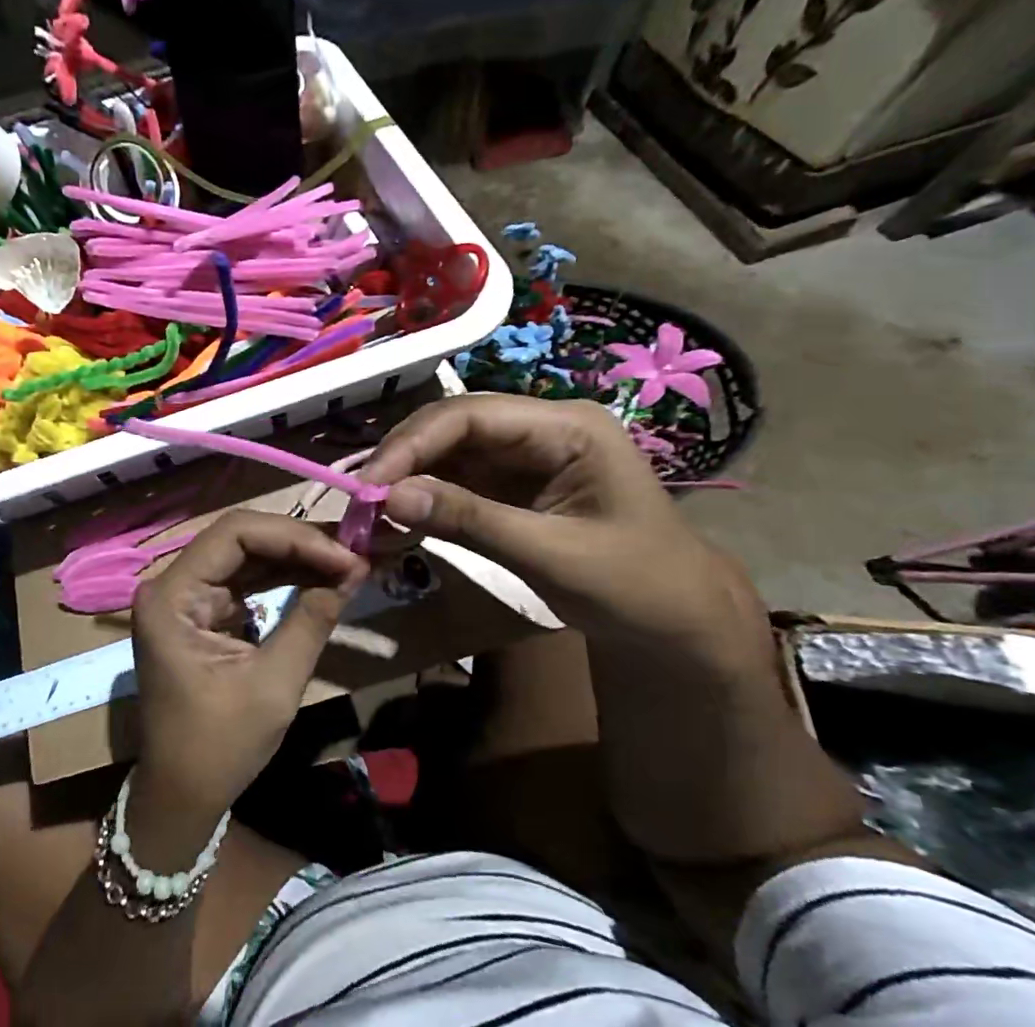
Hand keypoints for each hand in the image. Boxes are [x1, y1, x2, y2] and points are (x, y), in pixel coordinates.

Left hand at [131, 511, 369, 827]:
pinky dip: (284, 579)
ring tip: (347, 562)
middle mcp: (171, 587)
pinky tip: (322, 578)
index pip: (235, 535)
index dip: (294, 537)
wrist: (182, 794)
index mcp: (172, 598)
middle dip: (300, 543)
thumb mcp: (274, 683)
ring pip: (247, 557)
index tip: (345, 556)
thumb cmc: (220, 746)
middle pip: (240, 540)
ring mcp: (185, 600)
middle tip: (354, 552)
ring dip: (297, 558)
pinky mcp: (202, 614)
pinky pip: (246, 582)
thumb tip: (355, 570)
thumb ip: (311, 620)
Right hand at [361, 394, 768, 673]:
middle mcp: (541, 428)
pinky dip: (424, 502)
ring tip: (368, 516)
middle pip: (453, 427)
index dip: (413, 444)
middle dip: (404, 460)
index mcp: (567, 426)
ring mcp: (525, 456)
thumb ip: (470, 520)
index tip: (370, 485)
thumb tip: (388, 499)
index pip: (471, 415)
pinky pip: (457, 482)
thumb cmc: (632, 583)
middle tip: (360, 502)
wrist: (675, 619)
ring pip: (448, 453)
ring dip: (407, 481)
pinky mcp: (513, 485)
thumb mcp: (550, 554)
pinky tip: (396, 522)